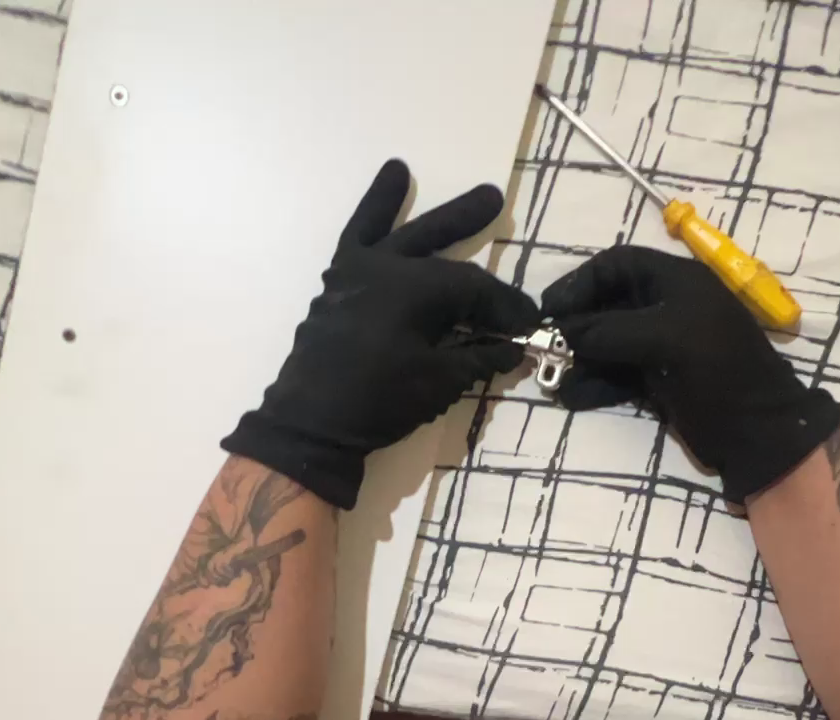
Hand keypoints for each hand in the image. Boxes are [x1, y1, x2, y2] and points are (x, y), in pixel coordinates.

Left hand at [221, 160, 539, 508]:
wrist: (312, 422)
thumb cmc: (380, 401)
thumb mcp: (440, 382)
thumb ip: (480, 357)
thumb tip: (515, 349)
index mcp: (416, 289)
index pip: (474, 288)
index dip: (505, 305)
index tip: (527, 323)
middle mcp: (387, 268)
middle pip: (441, 249)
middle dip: (471, 228)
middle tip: (497, 204)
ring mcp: (358, 272)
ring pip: (402, 232)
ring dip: (433, 212)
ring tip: (463, 188)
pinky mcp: (338, 283)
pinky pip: (359, 235)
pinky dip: (375, 207)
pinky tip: (394, 176)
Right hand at [542, 245, 839, 501]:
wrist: (755, 431)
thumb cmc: (719, 371)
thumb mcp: (666, 339)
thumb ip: (612, 331)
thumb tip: (564, 334)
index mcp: (676, 282)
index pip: (616, 266)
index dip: (579, 283)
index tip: (549, 309)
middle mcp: (665, 309)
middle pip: (606, 306)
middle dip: (574, 327)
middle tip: (542, 349)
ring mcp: (660, 347)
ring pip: (606, 345)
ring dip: (577, 361)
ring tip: (551, 379)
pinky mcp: (656, 381)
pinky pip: (615, 375)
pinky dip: (593, 385)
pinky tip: (572, 397)